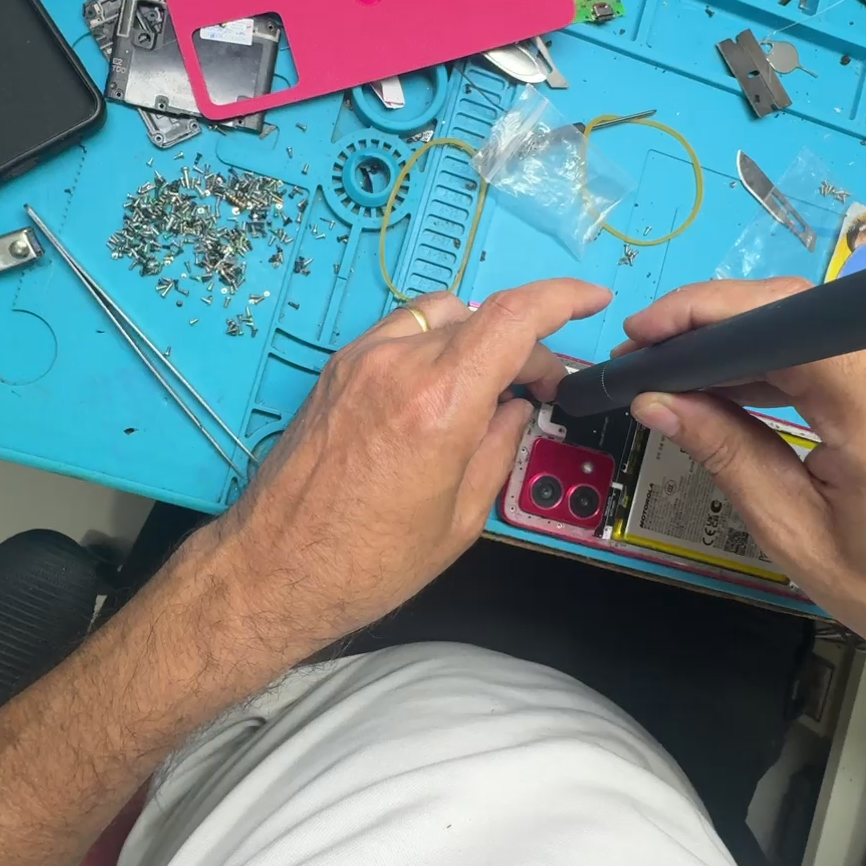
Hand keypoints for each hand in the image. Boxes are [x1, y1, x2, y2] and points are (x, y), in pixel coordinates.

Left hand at [204, 280, 611, 648]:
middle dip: (524, 341)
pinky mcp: (335, 368)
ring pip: (439, 314)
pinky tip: (437, 386)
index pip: (514, 317)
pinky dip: (433, 343)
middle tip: (538, 385)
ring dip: (476, 336)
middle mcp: (397, 364)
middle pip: (481, 314)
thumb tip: (517, 406)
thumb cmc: (369, 561)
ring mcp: (359, 360)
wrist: (274, 567)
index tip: (591, 300)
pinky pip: (399, 332)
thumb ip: (498, 447)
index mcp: (439, 402)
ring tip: (486, 384)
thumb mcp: (459, 518)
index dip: (563, 298)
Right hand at [620, 278, 865, 724]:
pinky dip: (789, 356)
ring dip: (745, 342)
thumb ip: (725, 453)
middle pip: (794, 308)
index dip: (699, 313)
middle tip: (648, 361)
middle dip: (710, 326)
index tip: (643, 337)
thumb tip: (656, 402)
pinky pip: (848, 341)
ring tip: (684, 376)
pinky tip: (746, 384)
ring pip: (818, 319)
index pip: (778, 318)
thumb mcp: (796, 534)